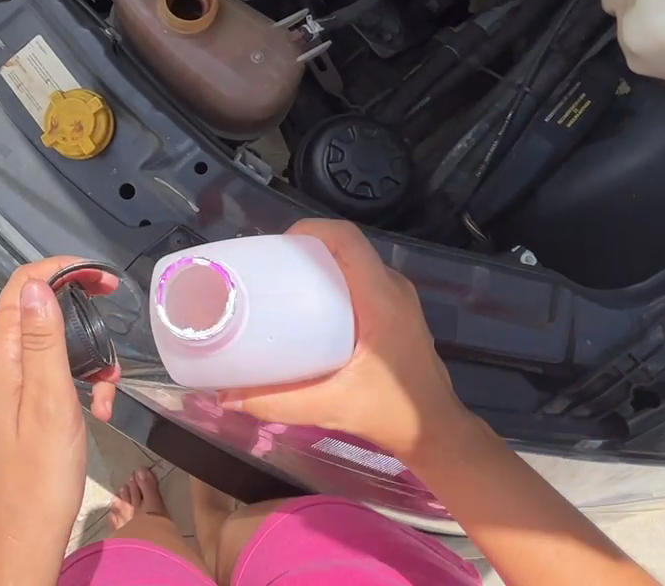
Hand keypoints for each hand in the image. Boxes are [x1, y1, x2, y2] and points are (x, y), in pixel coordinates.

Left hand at [0, 257, 120, 584]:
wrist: (23, 535)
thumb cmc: (41, 471)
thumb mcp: (51, 400)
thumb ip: (44, 339)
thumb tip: (38, 284)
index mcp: (1, 352)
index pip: (24, 283)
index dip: (62, 269)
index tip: (102, 279)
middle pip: (38, 305)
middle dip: (79, 306)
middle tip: (113, 313)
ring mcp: (7, 379)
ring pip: (50, 339)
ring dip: (85, 352)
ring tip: (107, 386)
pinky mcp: (19, 399)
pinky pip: (51, 369)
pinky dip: (77, 378)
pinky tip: (97, 406)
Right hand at [219, 219, 475, 464]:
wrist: (439, 434)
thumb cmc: (392, 413)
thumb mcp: (331, 407)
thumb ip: (277, 401)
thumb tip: (226, 395)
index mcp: (381, 298)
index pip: (348, 239)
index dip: (312, 229)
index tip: (276, 246)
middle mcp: (393, 289)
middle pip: (348, 245)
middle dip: (308, 246)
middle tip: (271, 266)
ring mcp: (400, 297)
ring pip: (356, 259)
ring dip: (322, 260)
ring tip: (286, 281)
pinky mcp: (399, 309)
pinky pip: (363, 275)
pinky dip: (337, 275)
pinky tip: (313, 303)